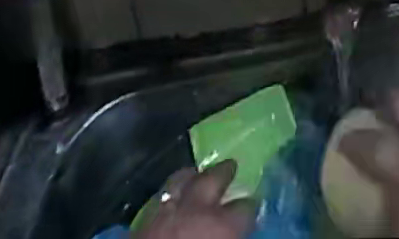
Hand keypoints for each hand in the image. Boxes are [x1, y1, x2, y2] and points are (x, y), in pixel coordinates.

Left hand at [134, 159, 257, 238]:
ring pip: (182, 180)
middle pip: (213, 180)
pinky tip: (171, 197)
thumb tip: (239, 235)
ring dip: (193, 176)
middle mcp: (196, 210)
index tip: (255, 206)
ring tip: (198, 173)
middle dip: (224, 173)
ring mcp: (167, 212)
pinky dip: (170, 192)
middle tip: (232, 165)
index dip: (251, 209)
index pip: (245, 210)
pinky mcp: (143, 222)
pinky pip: (160, 196)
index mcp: (221, 228)